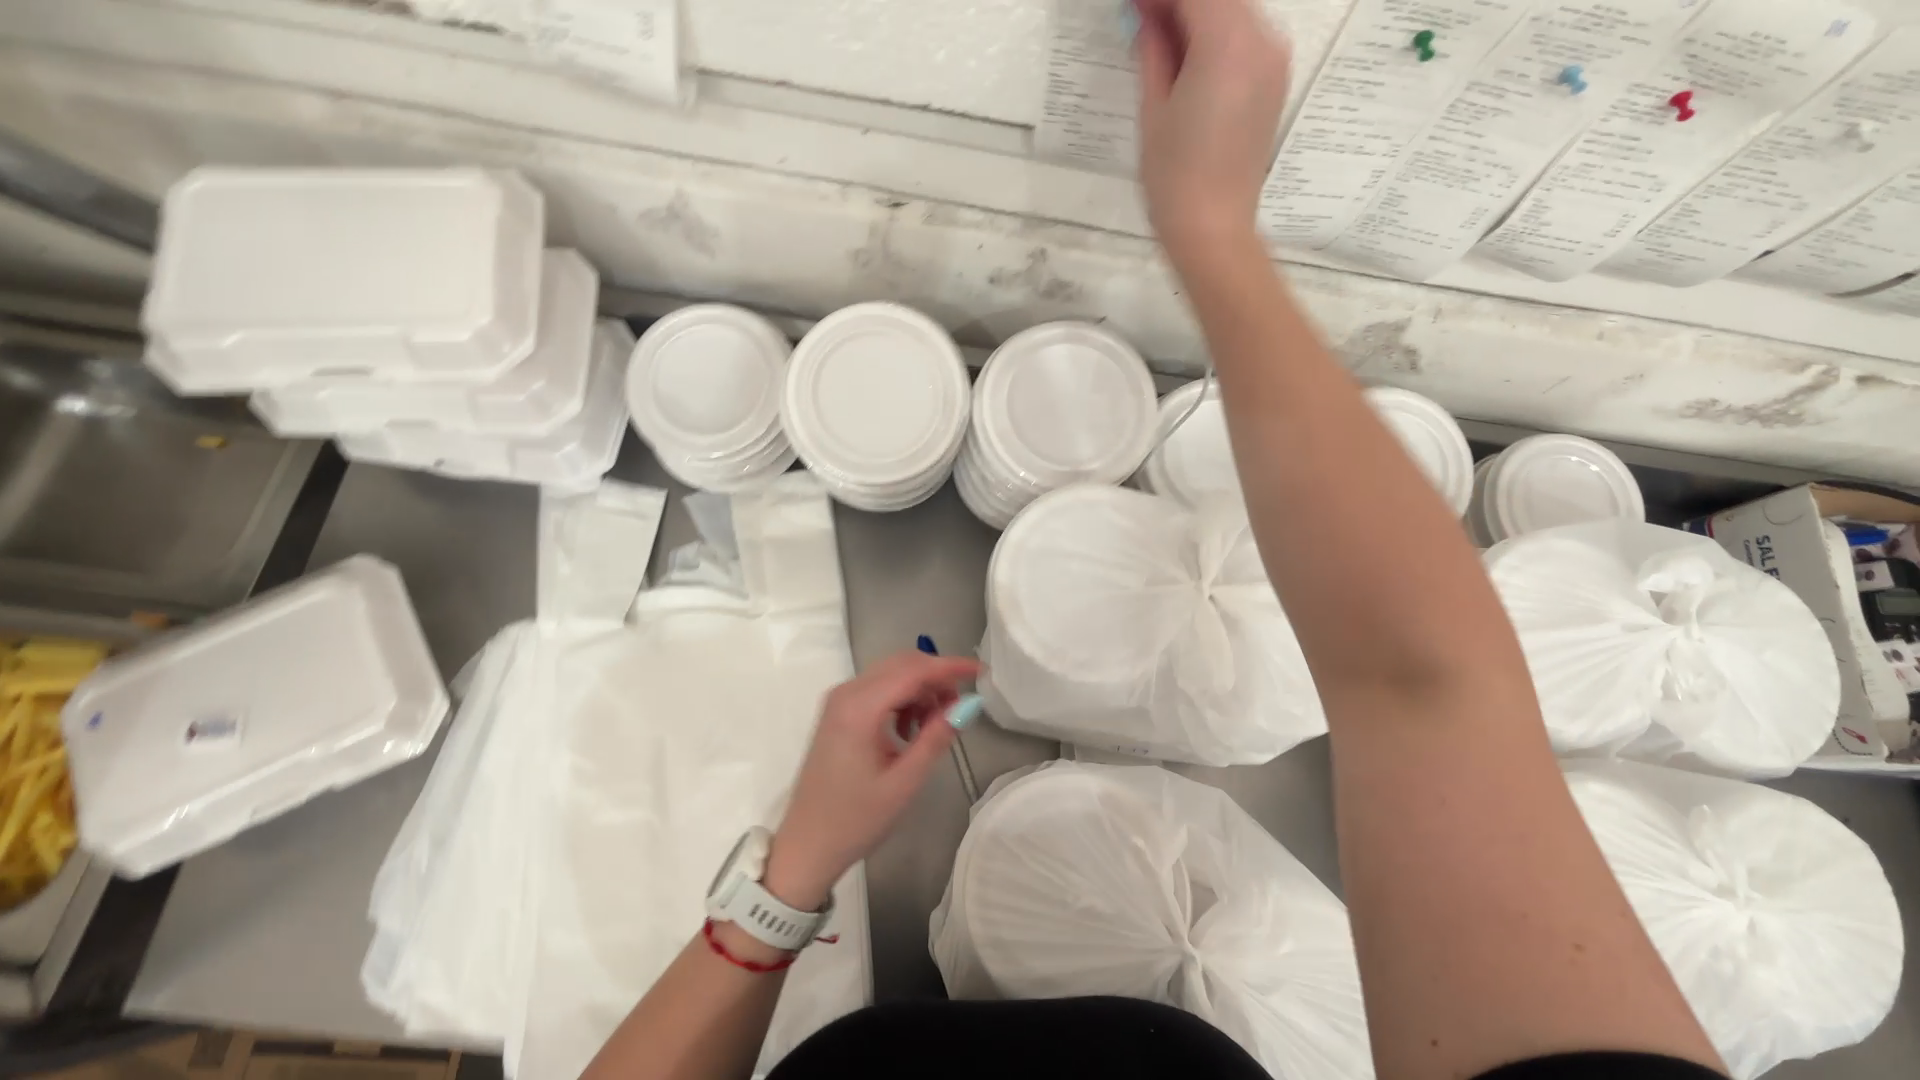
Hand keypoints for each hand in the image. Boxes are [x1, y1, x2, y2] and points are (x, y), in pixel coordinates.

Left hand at [763, 652, 982, 911]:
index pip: (913, 671)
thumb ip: (935, 738)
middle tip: (958, 710)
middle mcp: (845, 694)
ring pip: (890, 675)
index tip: (981, 672)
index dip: (950, 667)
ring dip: (919, 691)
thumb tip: (966, 705)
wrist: (807, 845)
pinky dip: (901, 700)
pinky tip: (908, 732)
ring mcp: (838, 702)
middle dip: (935, 679)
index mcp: (859, 709)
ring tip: (933, 728)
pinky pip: (877, 690)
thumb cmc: (855, 820)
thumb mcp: (904, 782)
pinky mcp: (837, 713)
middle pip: (901, 665)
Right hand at [1134, 0, 1291, 266]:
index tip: (1132, 8)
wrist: (1213, 227)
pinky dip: (1215, 31)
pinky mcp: (1275, 79)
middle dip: (1177, 4)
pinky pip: (1246, 34)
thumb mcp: (1153, 107)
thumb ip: (1153, 48)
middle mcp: (1262, 39)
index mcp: (1227, 42)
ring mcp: (1274, 58)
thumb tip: (1146, 14)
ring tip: (1157, 41)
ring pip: (1233, 10)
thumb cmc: (1173, 176)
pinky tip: (1185, 55)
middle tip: (1141, 21)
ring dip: (1196, 15)